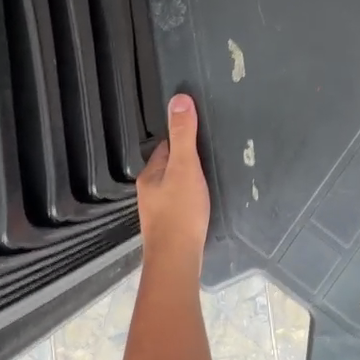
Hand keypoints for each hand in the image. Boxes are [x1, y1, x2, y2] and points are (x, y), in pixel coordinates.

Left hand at [137, 93, 211, 264]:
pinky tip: (203, 203)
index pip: (165, 146)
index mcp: (150, 174)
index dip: (182, 138)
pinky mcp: (168, 226)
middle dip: (186, 160)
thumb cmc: (180, 211)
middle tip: (210, 154)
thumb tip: (179, 99)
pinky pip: (179, 203)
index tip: (201, 134)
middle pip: (169, 166)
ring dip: (188, 180)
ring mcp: (157, 210)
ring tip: (210, 177)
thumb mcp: (185, 167)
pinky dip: (190, 198)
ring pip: (174, 185)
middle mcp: (149, 191)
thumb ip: (184, 134)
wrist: (176, 259)